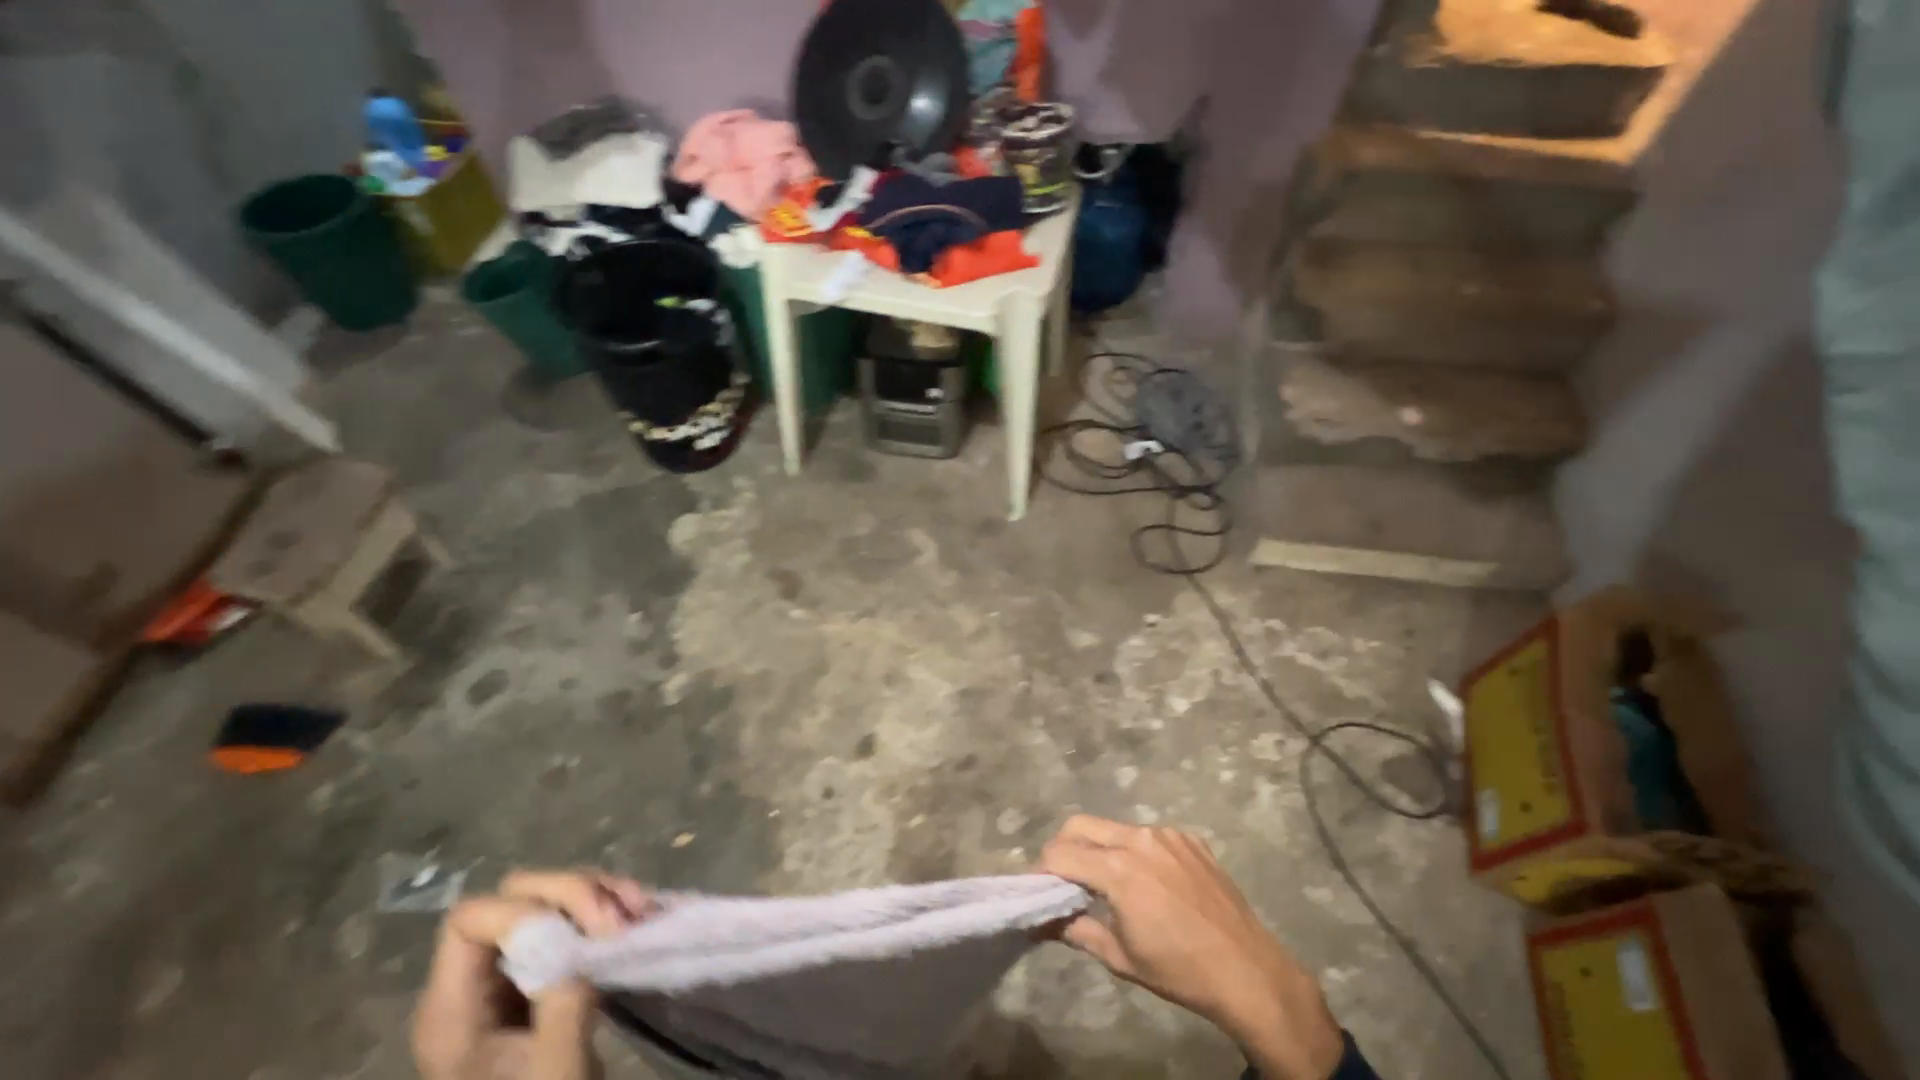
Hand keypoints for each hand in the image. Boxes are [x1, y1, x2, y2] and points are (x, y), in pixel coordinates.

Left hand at [412, 870, 652, 1079]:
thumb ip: (562, 1014)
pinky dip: (609, 909)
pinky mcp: (547, 974)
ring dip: (599, 895)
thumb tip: (581, 952)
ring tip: (640, 913)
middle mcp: (476, 981)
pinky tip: (641, 918)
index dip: (523, 911)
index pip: (469, 921)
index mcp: (452, 1009)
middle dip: (573, 894)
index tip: (582, 934)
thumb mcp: (554, 1077)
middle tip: (621, 921)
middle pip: (512, 896)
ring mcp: (512, 976)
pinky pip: (573, 920)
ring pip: (548, 899)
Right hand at [1040, 816, 1345, 1079]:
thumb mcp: (1119, 957)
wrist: (1247, 970)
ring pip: (1115, 827)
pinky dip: (1135, 851)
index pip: (1059, 852)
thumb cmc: (1179, 970)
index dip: (1041, 871)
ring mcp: (1168, 835)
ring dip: (1100, 847)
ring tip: (1108, 882)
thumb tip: (1041, 922)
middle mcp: (1139, 839)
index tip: (1039, 890)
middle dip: (1064, 847)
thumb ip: (1076, 930)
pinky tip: (1149, 883)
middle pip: (1080, 825)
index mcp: (1117, 868)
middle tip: (1064, 880)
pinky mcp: (1191, 839)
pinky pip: (1149, 835)